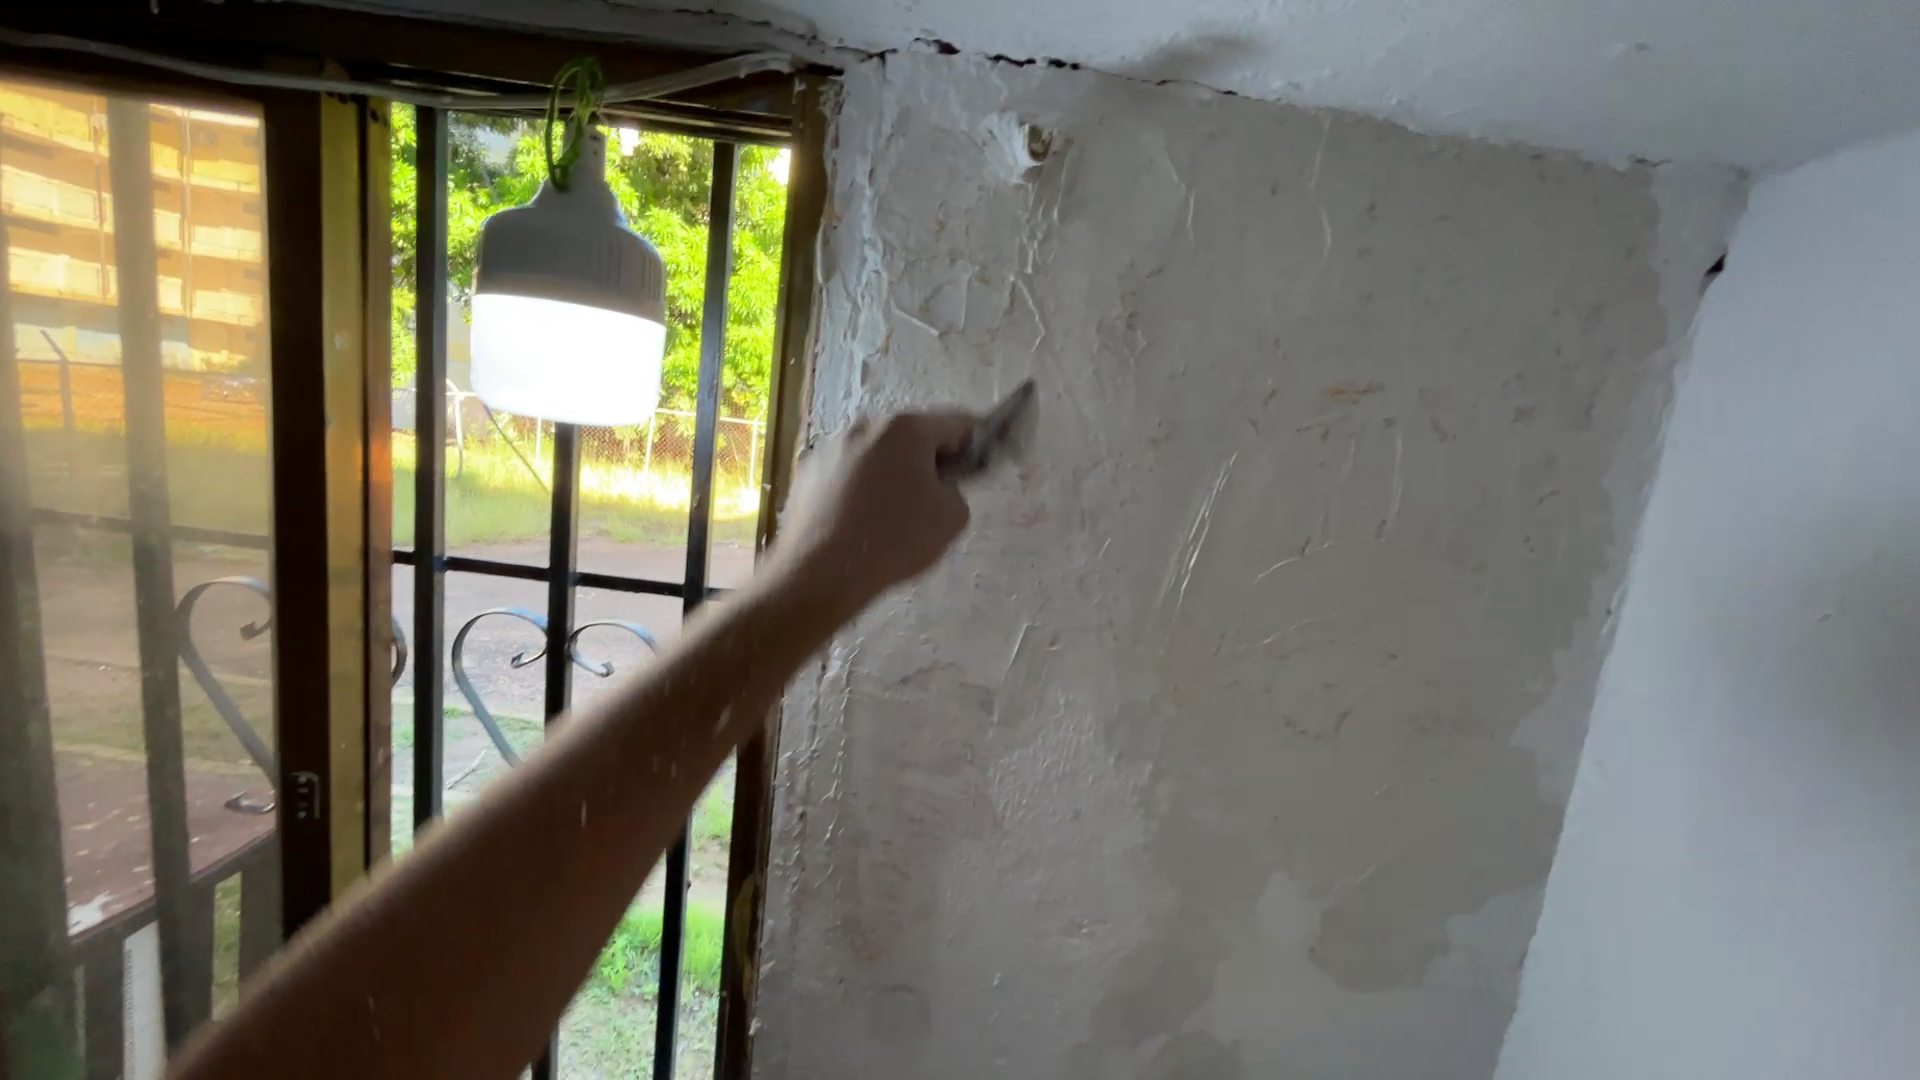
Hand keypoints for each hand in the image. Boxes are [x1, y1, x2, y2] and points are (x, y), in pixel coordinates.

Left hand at [772, 410, 974, 610]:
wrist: (821, 571)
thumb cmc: (895, 540)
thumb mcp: (952, 518)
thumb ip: (957, 489)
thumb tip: (942, 485)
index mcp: (907, 428)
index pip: (957, 423)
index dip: (975, 443)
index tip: (978, 466)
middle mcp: (866, 426)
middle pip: (910, 437)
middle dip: (926, 461)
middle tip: (933, 499)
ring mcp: (831, 447)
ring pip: (875, 455)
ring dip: (889, 474)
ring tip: (889, 517)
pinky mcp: (807, 472)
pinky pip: (846, 474)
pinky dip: (858, 490)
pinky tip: (858, 523)